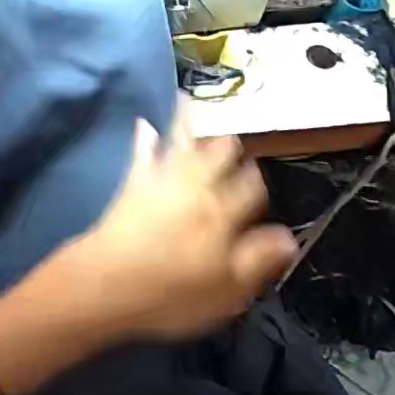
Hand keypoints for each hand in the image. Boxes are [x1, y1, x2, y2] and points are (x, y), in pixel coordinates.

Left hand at [18, 108, 297, 343]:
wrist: (106, 284)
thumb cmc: (171, 294)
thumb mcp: (227, 290)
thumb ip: (258, 259)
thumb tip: (288, 236)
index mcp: (223, 212)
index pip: (251, 187)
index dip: (257, 184)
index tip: (259, 182)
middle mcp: (196, 186)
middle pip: (220, 154)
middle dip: (230, 146)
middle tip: (235, 139)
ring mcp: (162, 180)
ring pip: (183, 144)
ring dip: (191, 123)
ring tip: (194, 100)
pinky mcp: (133, 183)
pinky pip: (142, 153)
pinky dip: (145, 138)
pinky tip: (144, 124)